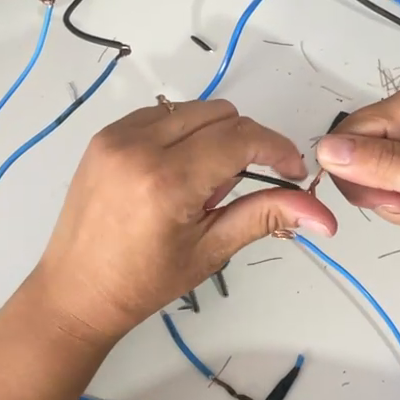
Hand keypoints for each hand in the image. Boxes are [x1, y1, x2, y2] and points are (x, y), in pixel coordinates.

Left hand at [23, 99, 335, 345]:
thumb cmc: (143, 282)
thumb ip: (266, 216)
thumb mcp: (210, 251)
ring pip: (192, 109)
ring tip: (197, 185)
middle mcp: (139, 147)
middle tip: (230, 190)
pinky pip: (160, 114)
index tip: (292, 172)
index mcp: (167, 181)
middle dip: (244, 143)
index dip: (277, 149)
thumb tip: (324, 216)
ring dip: (212, 135)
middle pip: (221, 115)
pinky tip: (174, 172)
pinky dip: (180, 133)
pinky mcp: (104, 136)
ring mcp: (116, 136)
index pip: (241, 138)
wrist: (75, 291)